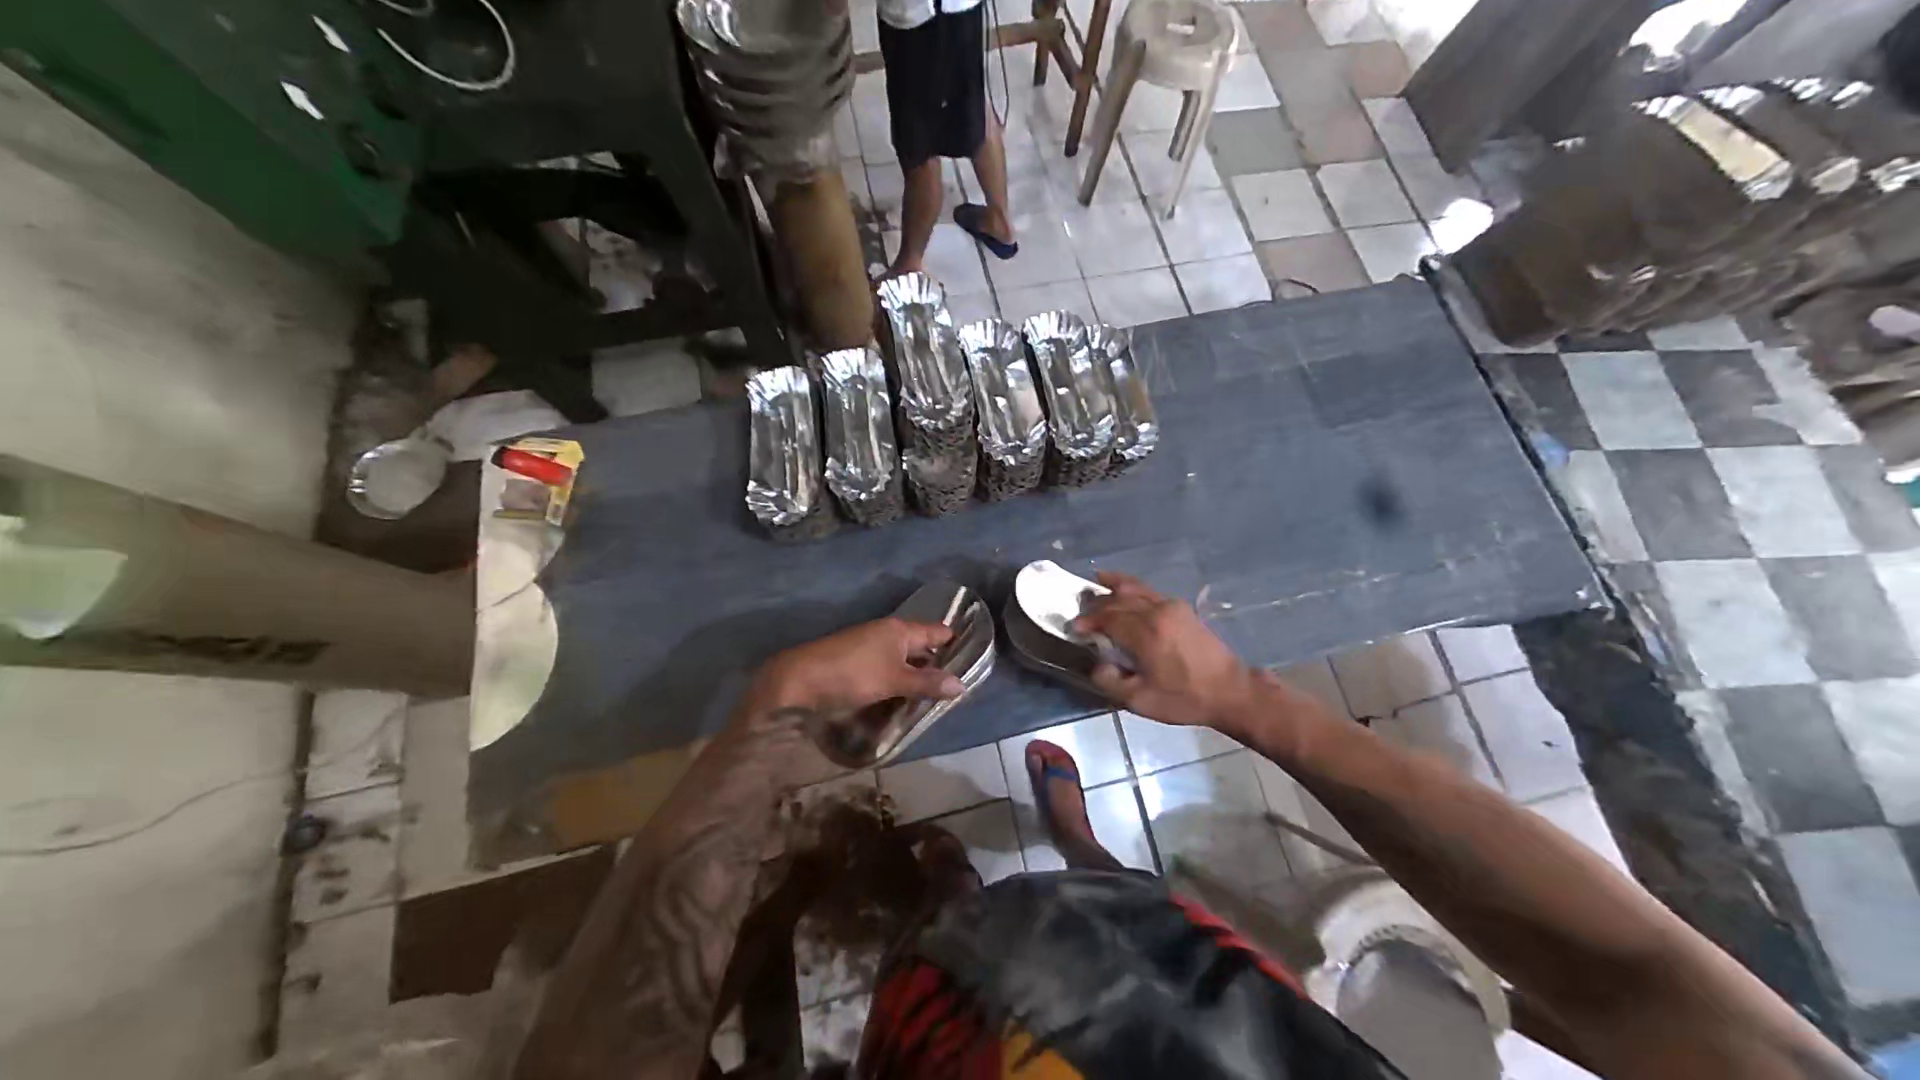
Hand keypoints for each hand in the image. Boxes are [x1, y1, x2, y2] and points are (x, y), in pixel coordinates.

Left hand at [749, 617, 963, 713]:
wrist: (799, 680)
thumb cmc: (852, 674)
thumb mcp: (894, 680)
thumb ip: (928, 683)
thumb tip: (962, 685)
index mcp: (900, 630)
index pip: (937, 632)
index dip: (956, 643)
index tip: (975, 659)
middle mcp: (887, 633)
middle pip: (921, 646)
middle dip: (938, 664)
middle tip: (958, 686)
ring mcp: (870, 646)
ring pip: (903, 659)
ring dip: (917, 676)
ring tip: (936, 697)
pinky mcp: (857, 662)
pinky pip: (888, 667)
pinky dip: (899, 680)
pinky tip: (905, 697)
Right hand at [1070, 573, 1259, 729]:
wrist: (1230, 692)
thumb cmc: (1184, 698)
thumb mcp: (1141, 701)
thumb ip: (1111, 681)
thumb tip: (1096, 665)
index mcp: (1146, 633)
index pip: (1107, 618)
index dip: (1088, 621)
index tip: (1074, 628)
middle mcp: (1157, 612)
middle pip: (1119, 599)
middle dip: (1097, 604)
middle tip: (1080, 610)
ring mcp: (1171, 606)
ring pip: (1135, 588)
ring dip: (1114, 586)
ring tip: (1096, 580)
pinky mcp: (1182, 608)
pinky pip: (1150, 591)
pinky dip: (1132, 586)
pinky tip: (1125, 589)